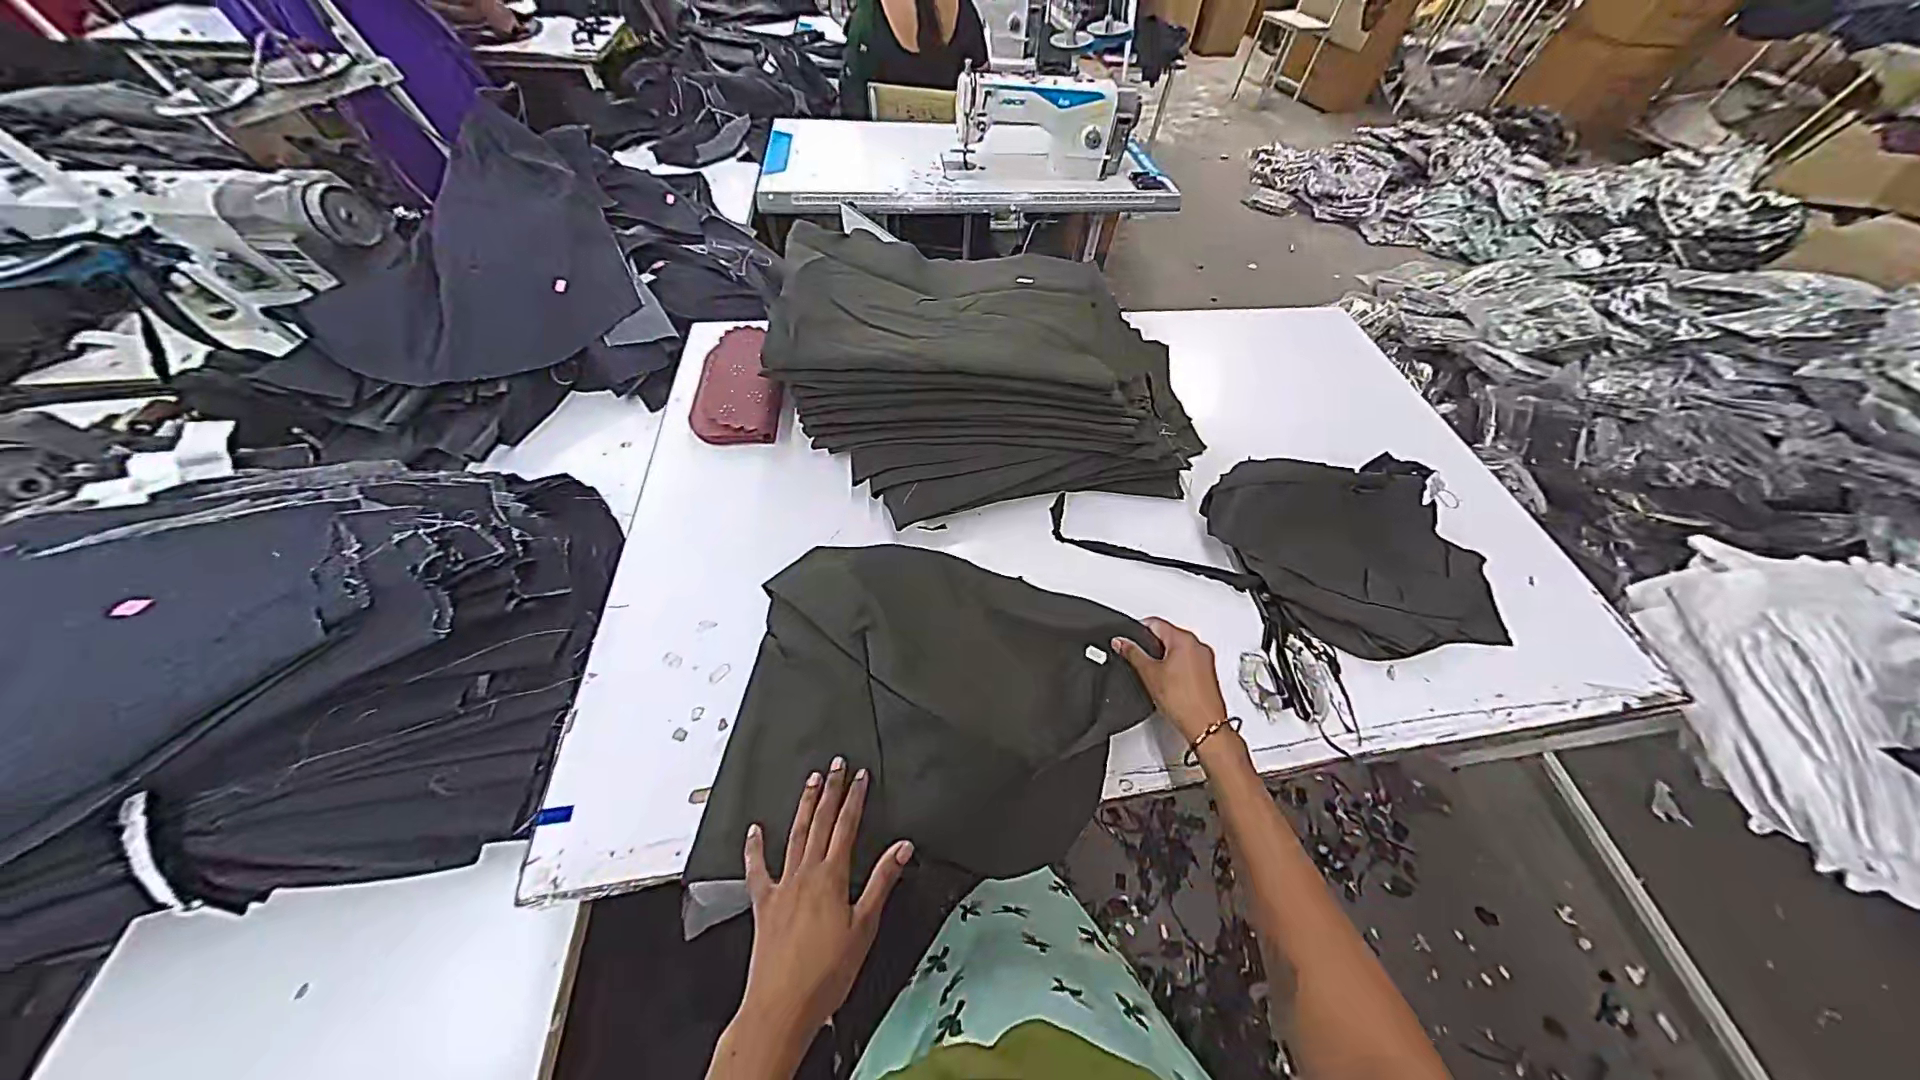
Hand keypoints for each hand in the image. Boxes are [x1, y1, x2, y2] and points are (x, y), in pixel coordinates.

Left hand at [710, 758, 912, 1078]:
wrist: (782, 1006)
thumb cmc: (825, 973)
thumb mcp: (865, 926)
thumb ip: (882, 881)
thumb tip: (901, 848)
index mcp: (831, 877)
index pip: (847, 826)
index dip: (855, 797)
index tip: (860, 776)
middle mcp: (805, 874)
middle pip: (820, 822)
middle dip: (830, 791)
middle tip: (835, 766)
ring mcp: (782, 887)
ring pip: (794, 835)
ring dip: (803, 806)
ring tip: (809, 782)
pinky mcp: (764, 904)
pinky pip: (757, 869)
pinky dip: (755, 848)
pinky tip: (754, 831)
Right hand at [1112, 618, 1236, 748]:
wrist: (1204, 726)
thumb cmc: (1184, 702)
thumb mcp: (1149, 673)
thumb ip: (1132, 653)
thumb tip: (1120, 642)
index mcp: (1184, 639)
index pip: (1155, 623)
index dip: (1137, 631)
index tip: (1128, 639)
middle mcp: (1198, 646)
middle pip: (1167, 634)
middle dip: (1151, 645)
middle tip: (1139, 658)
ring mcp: (1205, 659)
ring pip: (1178, 648)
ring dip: (1164, 656)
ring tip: (1155, 674)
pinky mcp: (1207, 672)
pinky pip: (1187, 660)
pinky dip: (1176, 666)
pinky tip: (1168, 682)